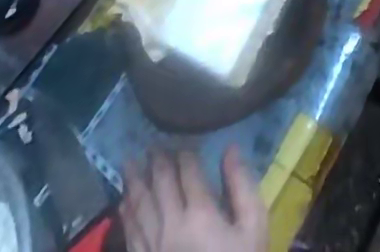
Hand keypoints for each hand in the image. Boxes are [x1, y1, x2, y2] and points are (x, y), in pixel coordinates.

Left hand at [119, 147, 266, 251]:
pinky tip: (125, 204)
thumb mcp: (254, 225)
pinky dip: (127, 214)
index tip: (183, 139)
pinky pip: (131, 234)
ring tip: (128, 164)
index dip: (184, 152)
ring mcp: (153, 248)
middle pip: (158, 186)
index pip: (187, 172)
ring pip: (138, 208)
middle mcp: (170, 225)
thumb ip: (242, 185)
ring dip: (133, 183)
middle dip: (154, 162)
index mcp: (200, 213)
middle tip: (150, 145)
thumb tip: (230, 150)